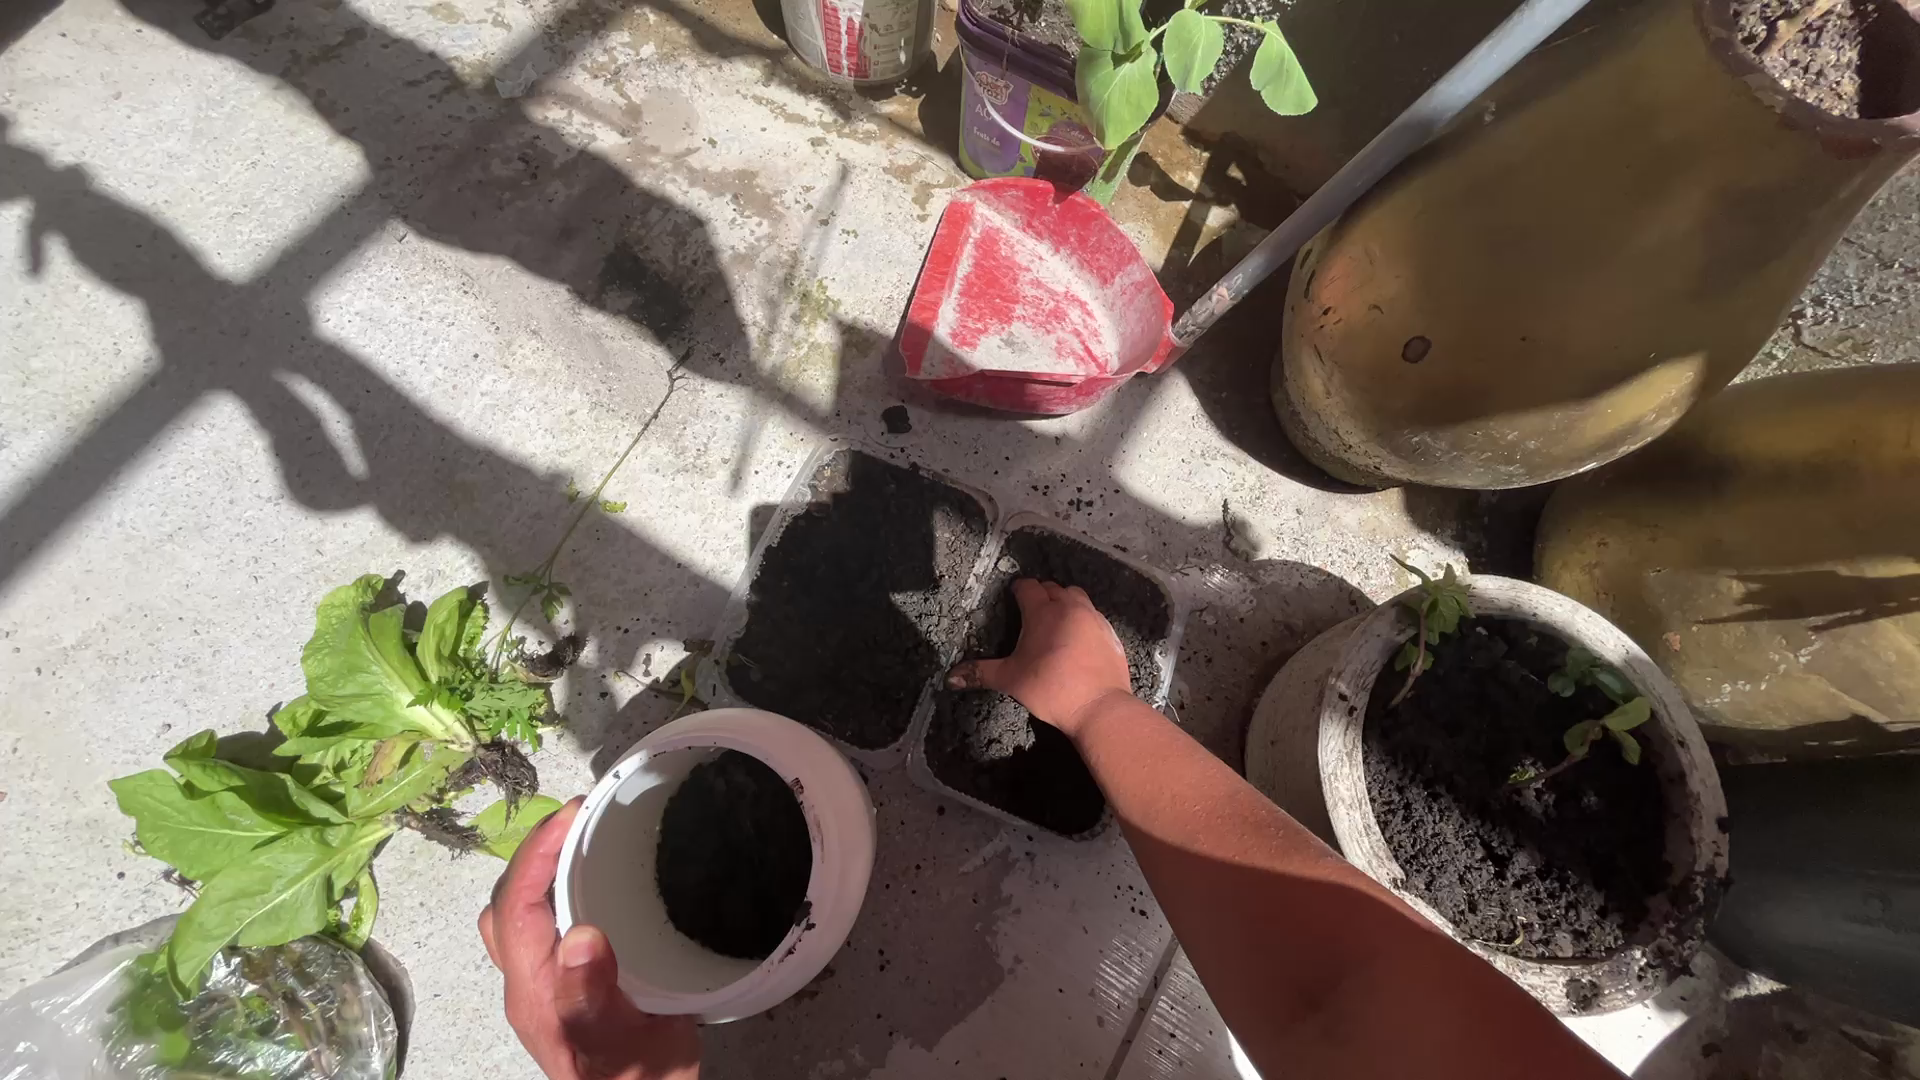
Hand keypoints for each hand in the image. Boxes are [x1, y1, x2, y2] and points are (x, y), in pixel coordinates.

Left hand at [478, 798, 700, 1079]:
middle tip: (586, 816)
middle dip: (537, 851)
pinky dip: (566, 885)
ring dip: (547, 866)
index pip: (515, 906)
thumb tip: (580, 936)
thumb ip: (593, 1001)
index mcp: (533, 989)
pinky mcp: (568, 977)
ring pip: (525, 910)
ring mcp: (546, 980)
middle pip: (510, 902)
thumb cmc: (636, 1077)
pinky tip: (604, 876)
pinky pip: (552, 917)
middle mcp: (529, 980)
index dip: (535, 853)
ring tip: (591, 835)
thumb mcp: (623, 1045)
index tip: (574, 811)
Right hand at [946, 578, 1134, 735]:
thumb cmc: (1050, 689)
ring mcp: (1093, 618)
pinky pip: (1093, 615)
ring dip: (1064, 601)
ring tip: (1055, 619)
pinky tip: (1077, 638)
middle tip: (1031, 610)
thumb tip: (950, 677)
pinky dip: (1082, 618)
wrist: (1099, 706)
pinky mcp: (1110, 632)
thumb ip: (980, 673)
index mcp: (1043, 612)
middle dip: (1041, 594)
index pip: (1028, 587)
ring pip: (1076, 596)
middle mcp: (1069, 607)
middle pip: (1053, 588)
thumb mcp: (1010, 679)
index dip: (1019, 590)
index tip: (1013, 597)